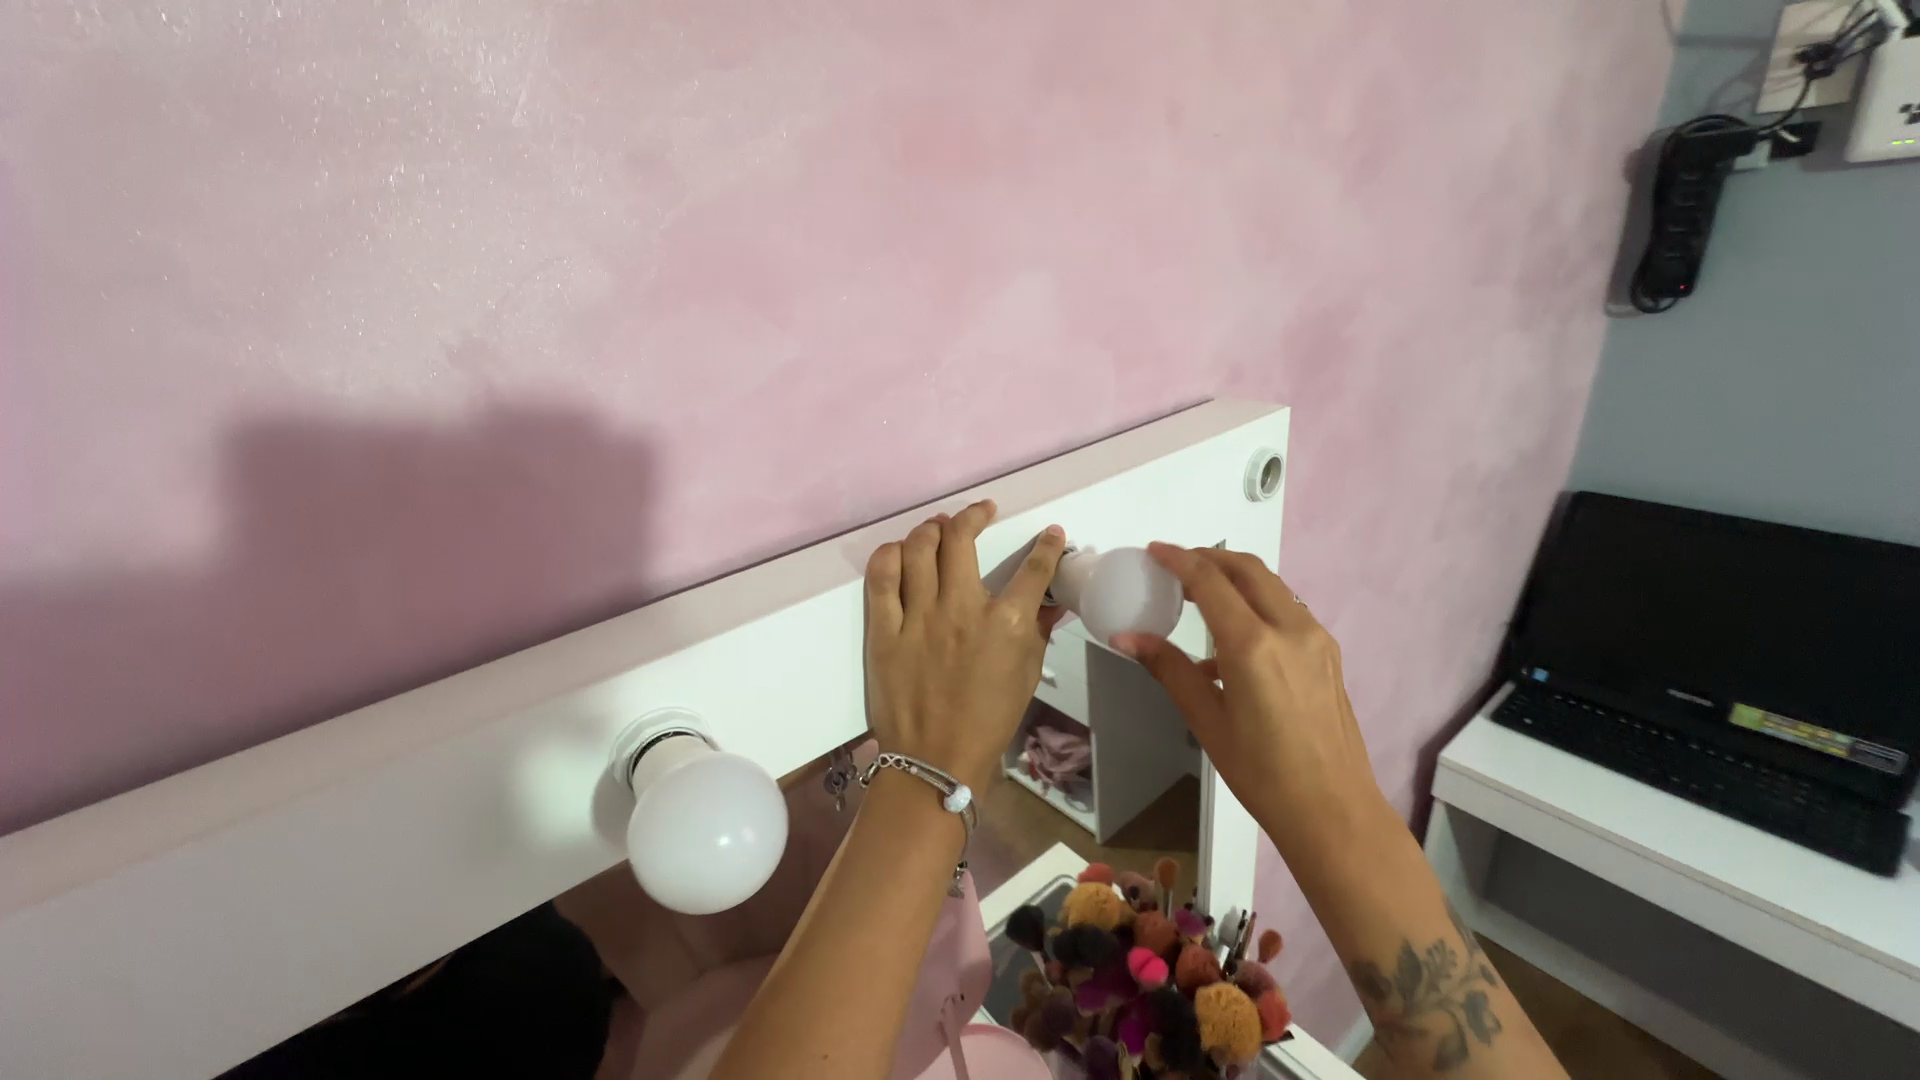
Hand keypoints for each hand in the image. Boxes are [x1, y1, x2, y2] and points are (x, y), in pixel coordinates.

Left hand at [864, 500, 1068, 791]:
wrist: (936, 759)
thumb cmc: (989, 720)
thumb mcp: (1027, 676)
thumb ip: (1038, 632)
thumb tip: (1051, 603)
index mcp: (1004, 623)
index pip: (1033, 570)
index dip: (1046, 546)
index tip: (1050, 533)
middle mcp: (961, 609)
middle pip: (962, 538)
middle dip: (975, 515)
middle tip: (980, 513)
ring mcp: (918, 616)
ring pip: (919, 547)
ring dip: (931, 529)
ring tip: (938, 528)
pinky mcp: (884, 629)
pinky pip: (882, 576)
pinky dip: (890, 555)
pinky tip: (899, 552)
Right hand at [1112, 544, 1383, 850]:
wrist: (1334, 810)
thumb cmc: (1261, 773)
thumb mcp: (1206, 720)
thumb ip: (1168, 668)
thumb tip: (1126, 637)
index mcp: (1253, 646)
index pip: (1211, 581)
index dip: (1179, 560)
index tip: (1155, 551)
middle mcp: (1291, 629)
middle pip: (1247, 569)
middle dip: (1209, 558)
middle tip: (1176, 565)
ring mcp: (1316, 638)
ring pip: (1271, 585)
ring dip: (1235, 577)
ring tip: (1200, 593)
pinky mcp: (1327, 652)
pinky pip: (1286, 610)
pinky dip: (1255, 604)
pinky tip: (1231, 640)